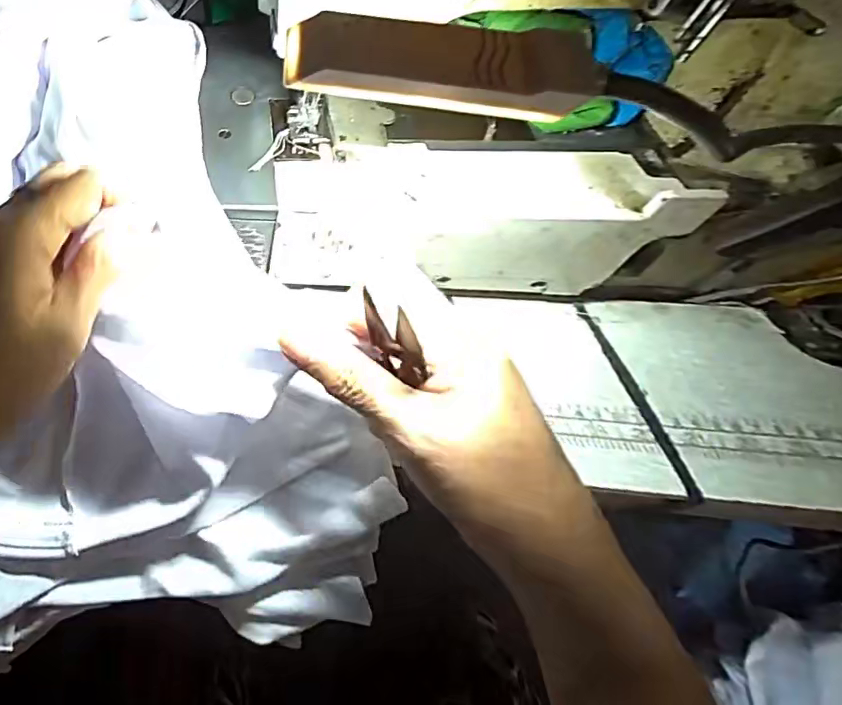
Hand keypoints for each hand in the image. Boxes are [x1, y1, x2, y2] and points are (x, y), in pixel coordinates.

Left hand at [0, 164, 117, 459]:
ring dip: (73, 214)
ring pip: (37, 199)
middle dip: (97, 198)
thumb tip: (123, 229)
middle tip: (119, 243)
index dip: (117, 199)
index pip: (82, 182)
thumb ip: (98, 267)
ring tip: (95, 259)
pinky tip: (61, 272)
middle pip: (56, 178)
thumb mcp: (67, 324)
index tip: (137, 235)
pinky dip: (50, 230)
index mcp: (21, 230)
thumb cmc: (5, 373)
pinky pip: (20, 222)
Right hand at [279, 265, 595, 560]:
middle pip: (392, 321)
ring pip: (401, 352)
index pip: (386, 294)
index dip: (347, 318)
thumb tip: (292, 333)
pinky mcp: (469, 395)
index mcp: (458, 336)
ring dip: (377, 378)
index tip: (325, 357)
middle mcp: (466, 341)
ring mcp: (471, 369)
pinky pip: (418, 376)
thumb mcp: (407, 428)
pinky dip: (396, 395)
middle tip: (360, 400)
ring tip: (383, 420)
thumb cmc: (485, 485)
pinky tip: (399, 428)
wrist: (550, 547)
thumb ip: (348, 377)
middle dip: (362, 353)